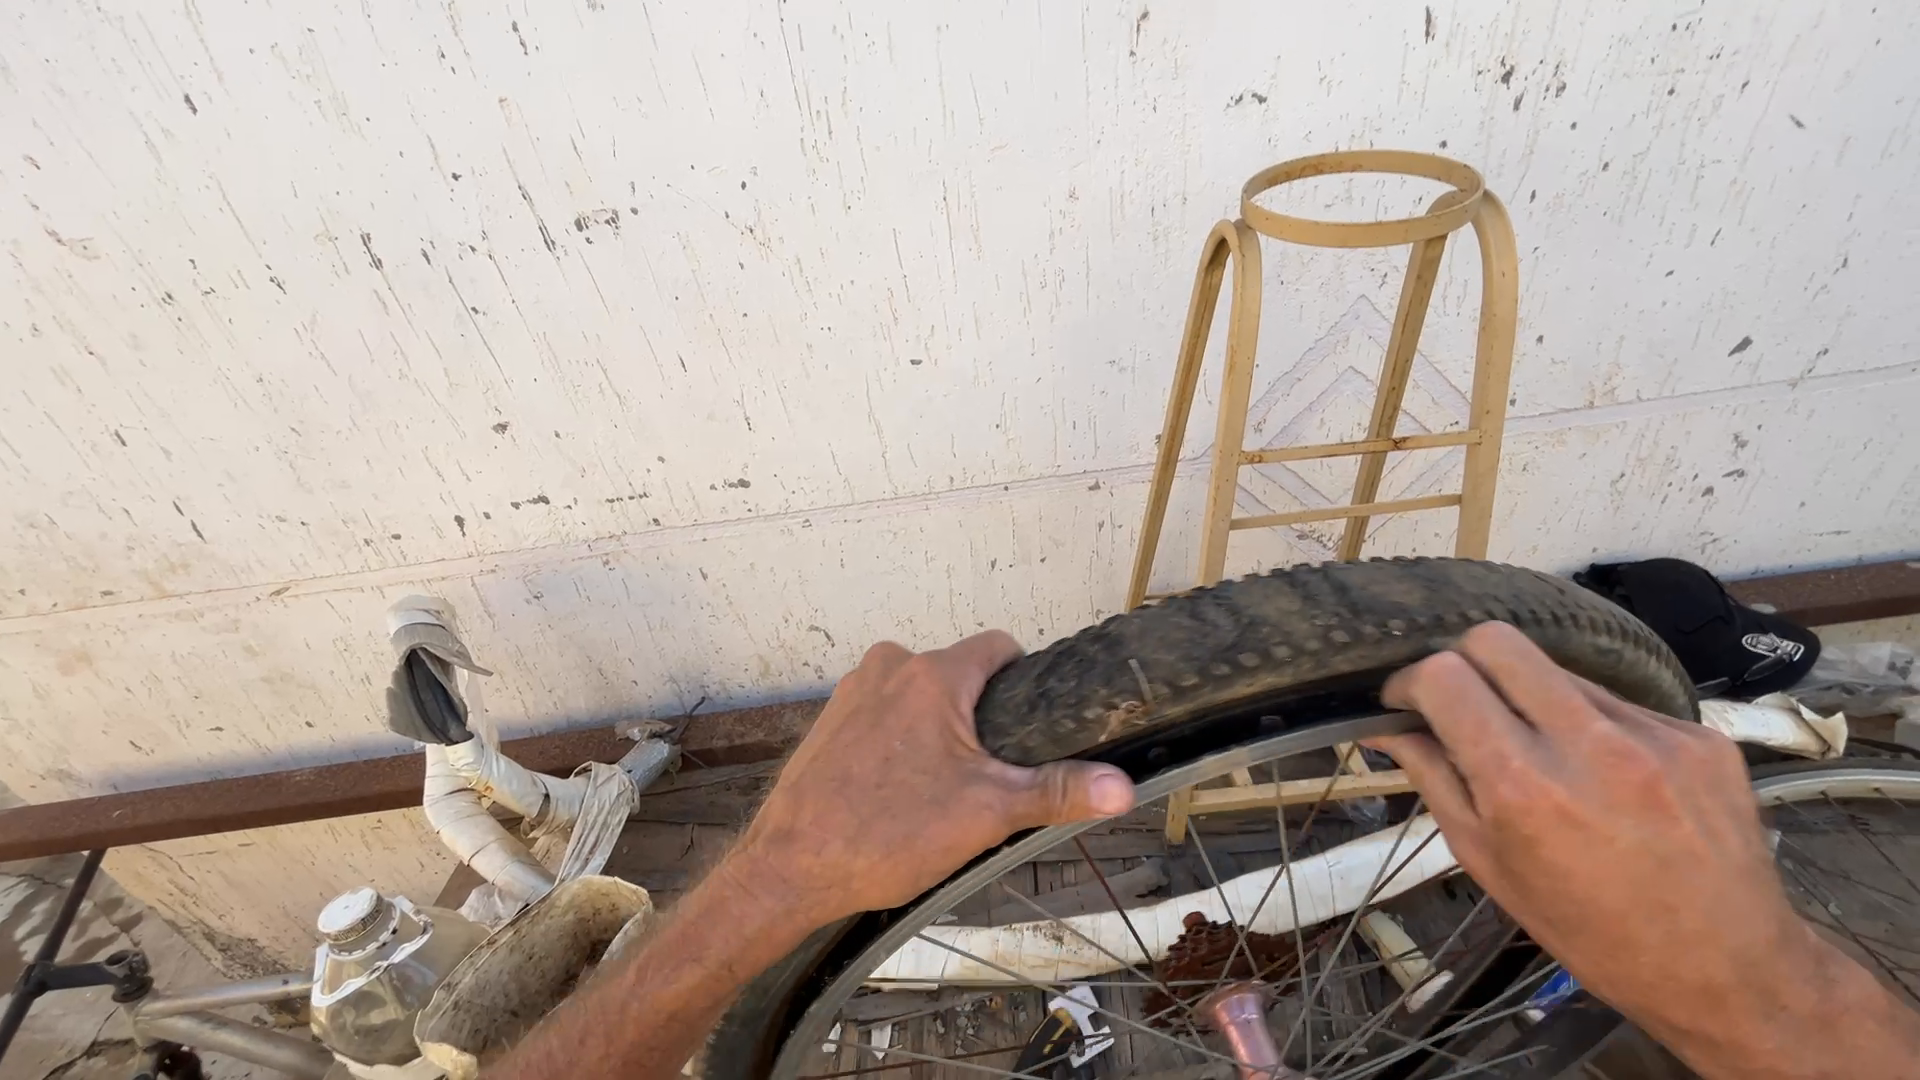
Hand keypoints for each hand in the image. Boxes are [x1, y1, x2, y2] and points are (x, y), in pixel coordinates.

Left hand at [725, 631, 1135, 926]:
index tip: (1030, 724)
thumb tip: (1124, 786)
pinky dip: (902, 734)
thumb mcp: (986, 813)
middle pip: (960, 672)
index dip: (1025, 679)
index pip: (999, 646)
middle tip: (986, 772)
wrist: (788, 867)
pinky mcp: (831, 716)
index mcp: (933, 673)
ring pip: (921, 692)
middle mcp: (891, 664)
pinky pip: (886, 710)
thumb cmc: (889, 832)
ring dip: (940, 726)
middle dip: (980, 713)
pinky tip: (898, 786)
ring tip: (940, 785)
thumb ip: (1056, 790)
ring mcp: (855, 688)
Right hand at [1364, 622, 1870, 1074]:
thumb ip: (1429, 775)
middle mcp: (1589, 746)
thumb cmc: (1582, 925)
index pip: (1443, 677)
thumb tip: (1387, 724)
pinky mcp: (1701, 738)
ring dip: (1526, 695)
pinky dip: (1587, 723)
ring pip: (1554, 668)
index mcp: (1522, 784)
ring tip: (1538, 747)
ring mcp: (1655, 736)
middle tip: (1459, 700)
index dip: (1408, 681)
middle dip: (1459, 660)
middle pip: (1497, 640)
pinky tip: (1600, 770)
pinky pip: (1614, 701)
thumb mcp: (1481, 856)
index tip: (1405, 701)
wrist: (1730, 975)